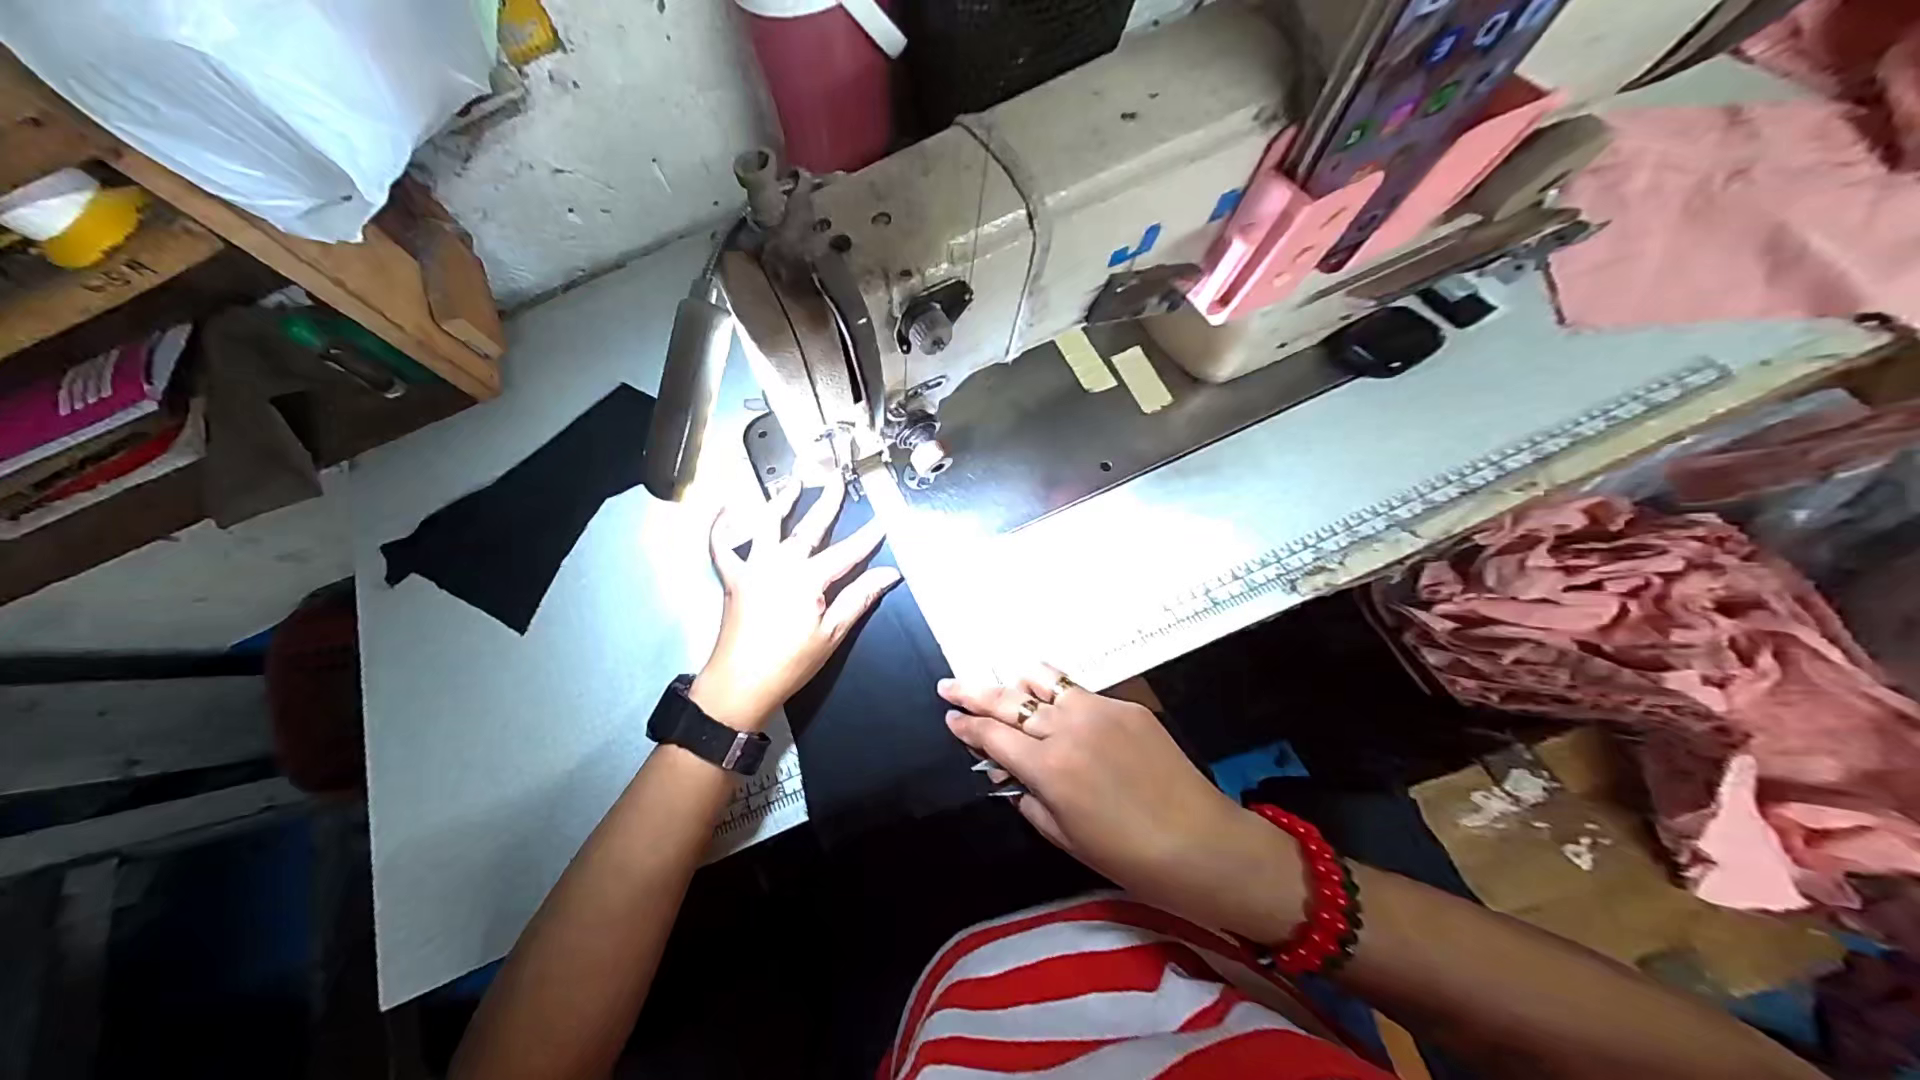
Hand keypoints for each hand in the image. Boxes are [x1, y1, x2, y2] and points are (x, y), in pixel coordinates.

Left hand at [690, 476, 899, 730]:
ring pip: (766, 524)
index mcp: (807, 580)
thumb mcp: (833, 633)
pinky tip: (726, 509)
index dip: (867, 537)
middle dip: (827, 501)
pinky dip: (722, 526)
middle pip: (808, 527)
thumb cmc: (787, 663)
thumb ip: (859, 597)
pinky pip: (722, 546)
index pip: (846, 552)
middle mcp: (778, 565)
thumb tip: (888, 575)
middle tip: (836, 480)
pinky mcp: (733, 579)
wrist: (740, 684)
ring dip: (780, 500)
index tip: (882, 523)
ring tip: (792, 482)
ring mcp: (752, 568)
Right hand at [940, 666, 1309, 944]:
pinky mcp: (1127, 706)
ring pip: (1045, 682)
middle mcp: (1068, 728)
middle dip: (974, 693)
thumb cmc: (1127, 856)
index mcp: (1048, 768)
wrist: (1201, 844)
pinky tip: (1055, 703)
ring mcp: (1100, 710)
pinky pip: (1080, 693)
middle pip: (1009, 701)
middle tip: (950, 686)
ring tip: (1006, 686)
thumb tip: (1006, 773)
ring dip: (1018, 683)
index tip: (950, 718)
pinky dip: (1058, 695)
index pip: (993, 736)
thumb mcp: (1064, 836)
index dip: (967, 727)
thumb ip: (1027, 798)